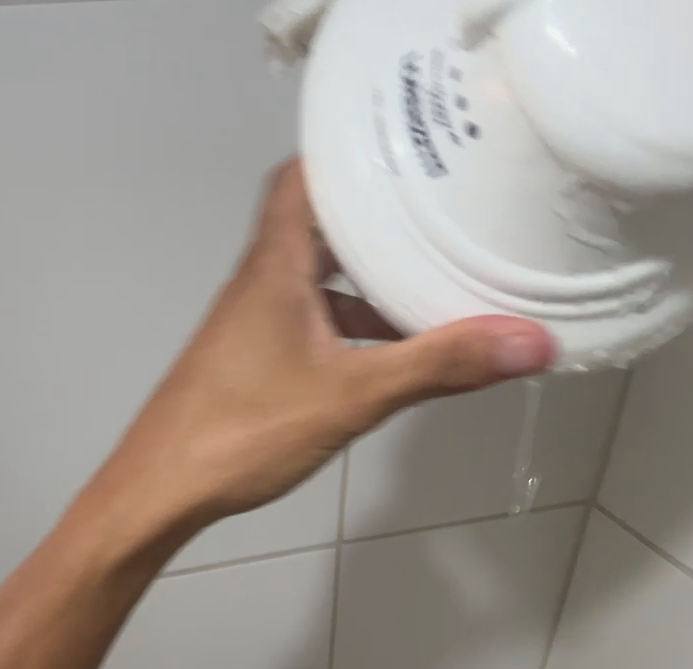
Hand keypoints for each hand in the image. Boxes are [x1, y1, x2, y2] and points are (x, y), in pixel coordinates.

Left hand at [84, 161, 554, 545]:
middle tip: (434, 215)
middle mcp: (256, 283)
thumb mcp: (350, 397)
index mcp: (274, 267)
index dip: (349, 157)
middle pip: (314, 226)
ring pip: (311, 281)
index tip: (409, 153)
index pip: (301, 179)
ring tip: (423, 285)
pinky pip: (302, 322)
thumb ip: (436, 366)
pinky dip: (341, 326)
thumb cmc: (243, 432)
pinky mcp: (243, 362)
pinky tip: (378, 356)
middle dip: (372, 220)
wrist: (159, 491)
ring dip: (361, 281)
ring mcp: (246, 325)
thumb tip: (533, 342)